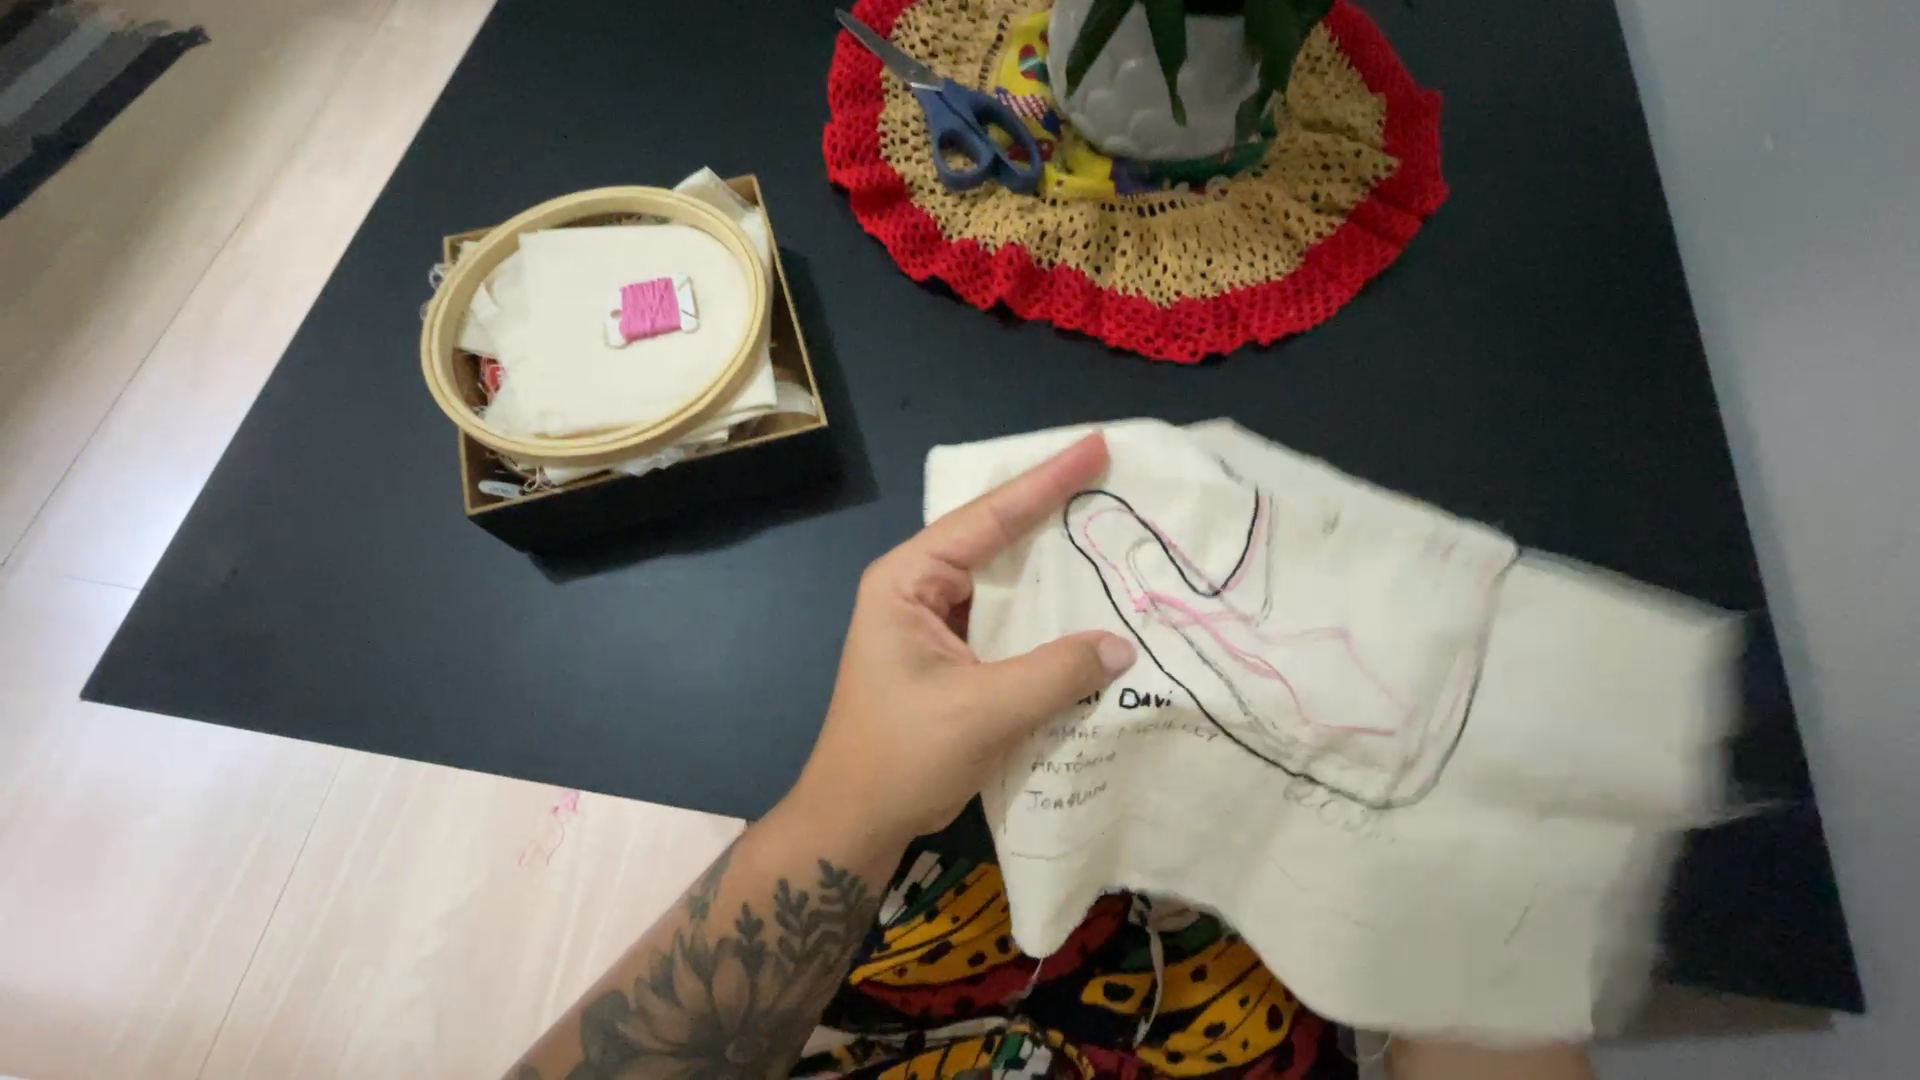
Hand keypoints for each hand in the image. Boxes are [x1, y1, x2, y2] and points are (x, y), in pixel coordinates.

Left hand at [789, 434, 1137, 846]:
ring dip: (1049, 563)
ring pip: (1000, 578)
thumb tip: (1122, 645)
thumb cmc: (901, 758)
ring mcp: (931, 620)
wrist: (855, 819)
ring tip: (1107, 533)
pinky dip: (1041, 609)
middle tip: (1109, 480)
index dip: (1044, 481)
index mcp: (908, 580)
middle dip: (1050, 509)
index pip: (986, 519)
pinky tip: (1082, 604)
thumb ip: (1055, 673)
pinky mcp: (948, 653)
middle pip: (992, 536)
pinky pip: (1003, 617)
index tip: (1094, 447)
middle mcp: (917, 588)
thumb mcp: (982, 711)